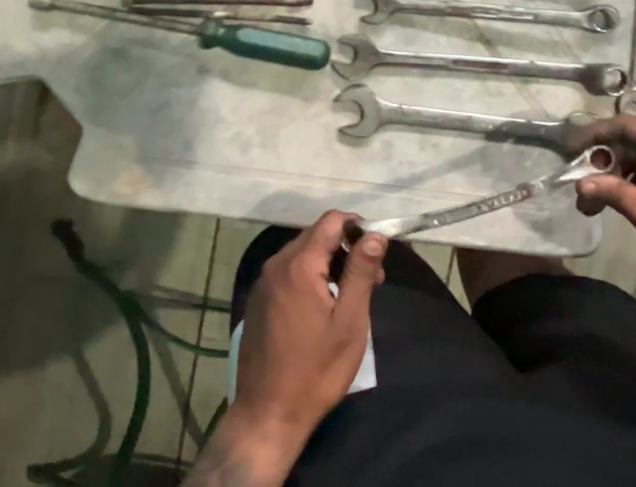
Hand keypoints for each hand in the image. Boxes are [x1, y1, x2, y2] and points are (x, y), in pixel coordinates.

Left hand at [231, 211, 386, 447]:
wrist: (268, 413)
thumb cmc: (316, 369)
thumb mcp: (349, 321)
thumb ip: (361, 272)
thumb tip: (375, 234)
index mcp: (299, 265)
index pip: (331, 221)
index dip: (358, 227)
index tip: (377, 252)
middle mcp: (276, 265)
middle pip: (316, 235)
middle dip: (346, 247)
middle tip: (372, 278)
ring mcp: (263, 284)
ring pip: (302, 254)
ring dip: (329, 263)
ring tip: (351, 294)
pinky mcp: (258, 301)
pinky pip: (288, 273)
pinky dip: (310, 277)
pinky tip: (323, 306)